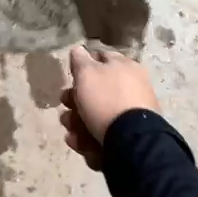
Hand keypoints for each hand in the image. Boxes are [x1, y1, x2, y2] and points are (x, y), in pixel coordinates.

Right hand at [59, 44, 159, 171]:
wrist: (132, 143)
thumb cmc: (106, 100)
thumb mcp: (87, 72)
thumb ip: (80, 59)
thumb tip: (79, 49)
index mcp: (125, 68)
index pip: (100, 59)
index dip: (81, 67)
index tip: (69, 78)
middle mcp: (131, 89)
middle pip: (96, 92)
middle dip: (75, 102)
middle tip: (65, 108)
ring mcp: (132, 116)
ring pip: (98, 116)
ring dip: (79, 124)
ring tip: (71, 134)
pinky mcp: (131, 139)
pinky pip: (106, 136)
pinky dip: (92, 141)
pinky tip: (83, 147)